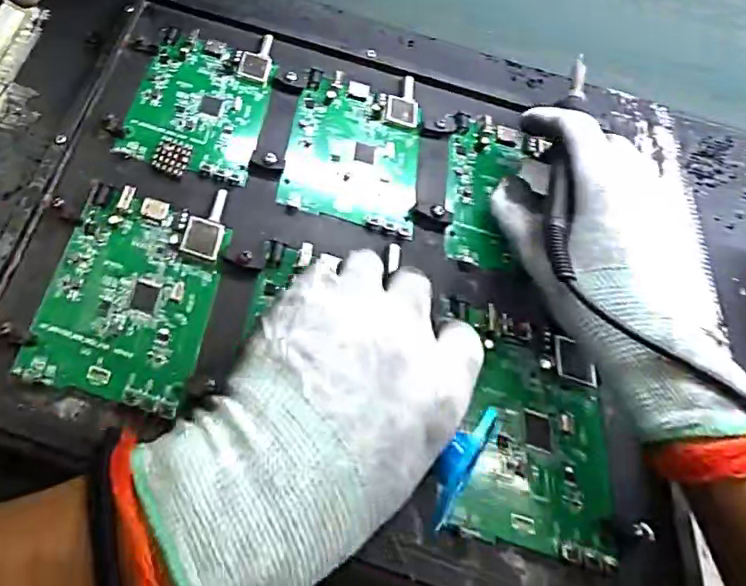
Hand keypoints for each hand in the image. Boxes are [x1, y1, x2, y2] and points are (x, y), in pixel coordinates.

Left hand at [132, 251, 481, 585]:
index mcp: (440, 385)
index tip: (426, 336)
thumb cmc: (340, 483)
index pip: (463, 339)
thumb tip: (404, 393)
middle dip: (397, 293)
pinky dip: (316, 280)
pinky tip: (304, 299)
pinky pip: (322, 267)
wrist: (281, 463)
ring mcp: (357, 303)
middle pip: (414, 285)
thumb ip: (416, 408)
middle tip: (376, 308)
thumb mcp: (409, 458)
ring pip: (368, 262)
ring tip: (338, 293)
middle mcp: (404, 332)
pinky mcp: (312, 290)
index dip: (441, 335)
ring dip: (356, 276)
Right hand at [491, 107, 745, 443]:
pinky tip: (609, 205)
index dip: (548, 118)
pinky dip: (626, 179)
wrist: (662, 350)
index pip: (577, 127)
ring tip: (577, 182)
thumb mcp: (538, 258)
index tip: (529, 126)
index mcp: (601, 184)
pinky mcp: (680, 223)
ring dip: (601, 159)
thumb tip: (504, 188)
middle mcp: (638, 182)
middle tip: (547, 159)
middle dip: (575, 141)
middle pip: (605, 139)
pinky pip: (650, 182)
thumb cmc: (593, 301)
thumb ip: (514, 214)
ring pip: (631, 158)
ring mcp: (665, 201)